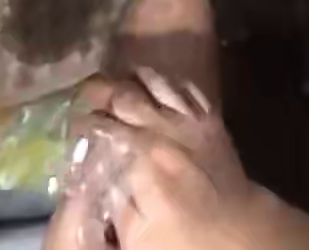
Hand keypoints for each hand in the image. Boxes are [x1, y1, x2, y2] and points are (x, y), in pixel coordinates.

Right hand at [46, 71, 260, 249]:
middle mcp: (163, 128)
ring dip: (134, 78)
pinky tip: (157, 82)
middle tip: (84, 91)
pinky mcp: (210, 117)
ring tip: (117, 76)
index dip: (84, 123)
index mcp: (140, 158)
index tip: (72, 123)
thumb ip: (112, 202)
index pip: (103, 128)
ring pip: (157, 83)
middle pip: (127, 97)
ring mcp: (189, 119)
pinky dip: (169, 80)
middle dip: (101, 91)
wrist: (236, 233)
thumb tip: (90, 173)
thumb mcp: (137, 236)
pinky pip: (187, 87)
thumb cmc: (183, 242)